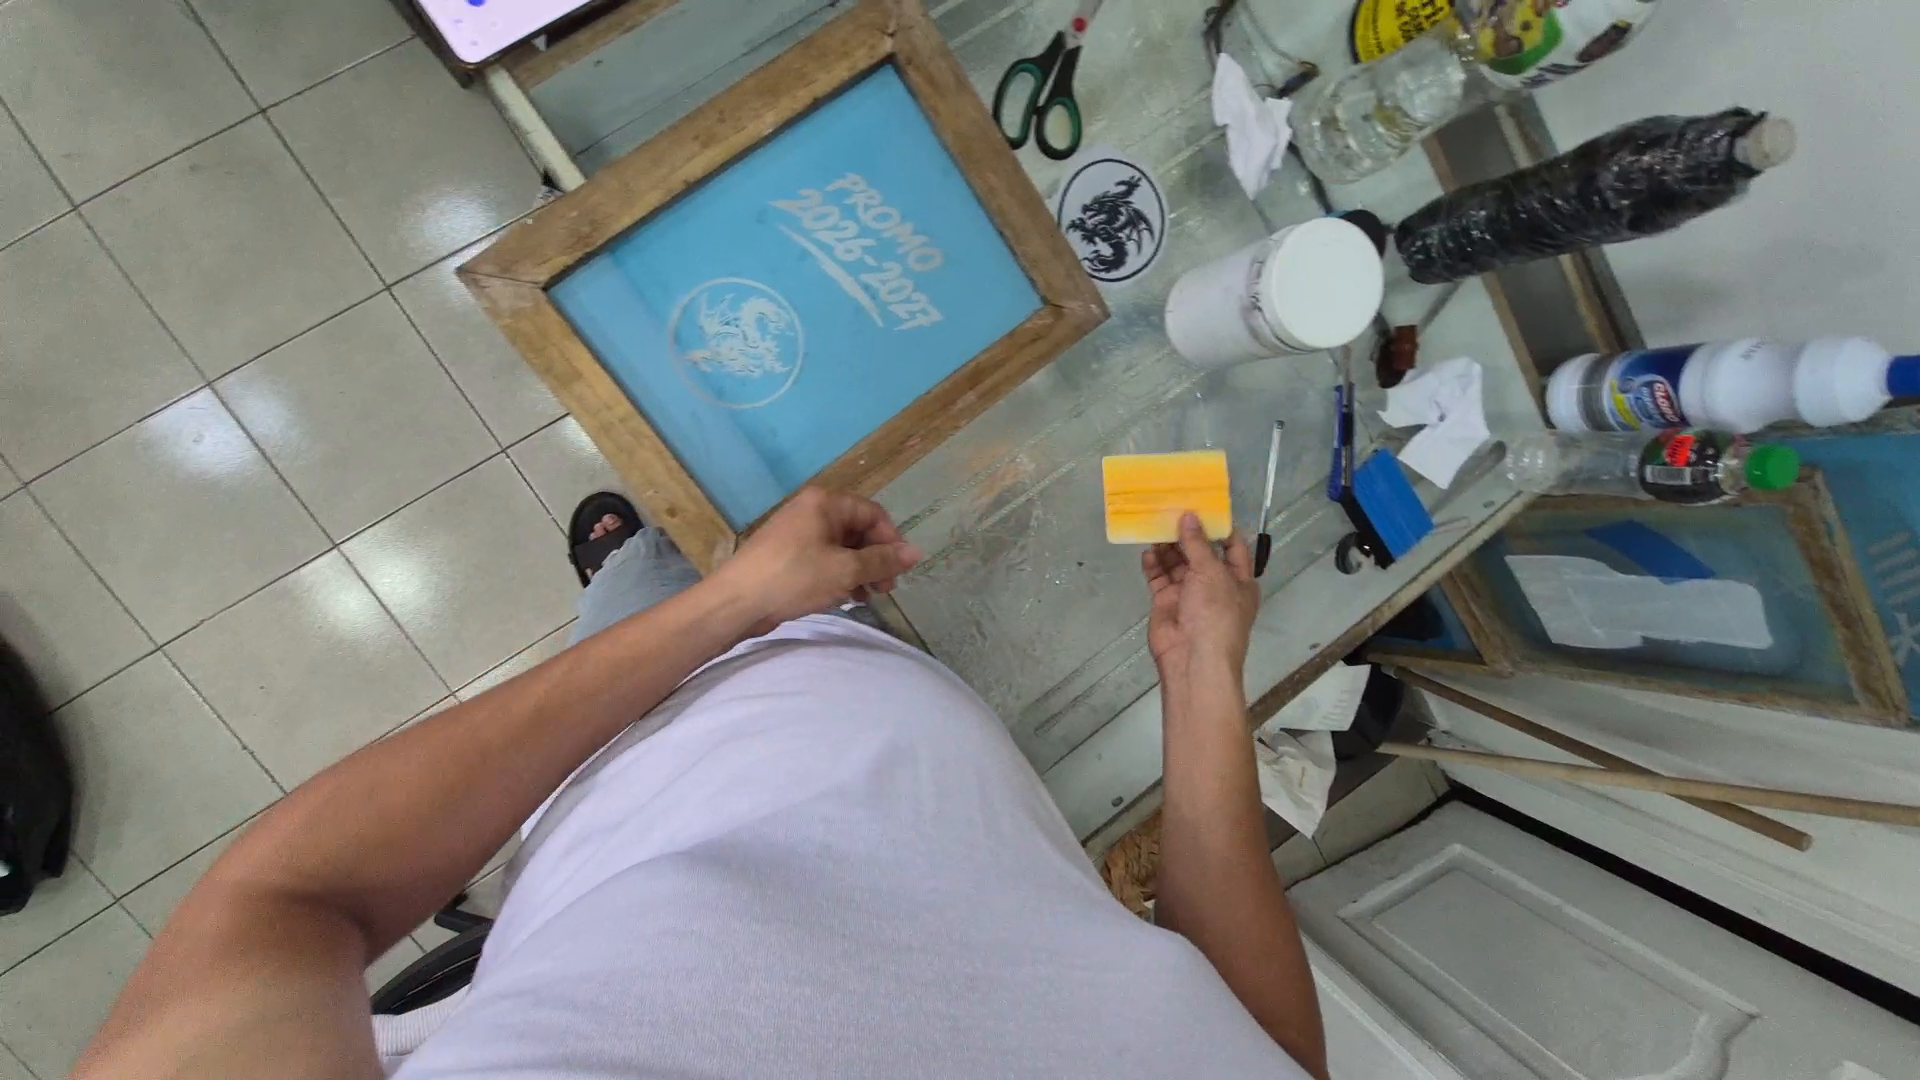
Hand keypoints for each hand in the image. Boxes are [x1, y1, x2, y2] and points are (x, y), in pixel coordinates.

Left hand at [714, 487, 923, 634]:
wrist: (736, 602)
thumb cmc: (794, 578)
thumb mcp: (845, 570)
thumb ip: (883, 561)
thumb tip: (917, 553)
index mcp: (825, 503)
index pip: (873, 514)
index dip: (891, 541)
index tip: (898, 571)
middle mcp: (812, 510)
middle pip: (858, 530)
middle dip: (876, 560)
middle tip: (884, 590)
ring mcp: (798, 532)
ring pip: (842, 547)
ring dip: (860, 571)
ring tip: (867, 597)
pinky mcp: (788, 554)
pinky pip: (824, 558)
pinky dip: (840, 575)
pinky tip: (846, 598)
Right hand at [1141, 512, 1259, 687]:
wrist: (1193, 658)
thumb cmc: (1215, 613)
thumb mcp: (1212, 573)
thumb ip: (1197, 544)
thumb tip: (1189, 517)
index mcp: (1238, 579)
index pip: (1232, 547)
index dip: (1219, 527)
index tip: (1203, 505)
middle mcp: (1214, 585)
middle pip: (1200, 553)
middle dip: (1187, 534)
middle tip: (1171, 509)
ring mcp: (1189, 594)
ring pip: (1177, 564)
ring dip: (1168, 547)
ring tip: (1155, 525)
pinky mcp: (1167, 602)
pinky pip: (1159, 579)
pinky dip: (1153, 565)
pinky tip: (1147, 551)